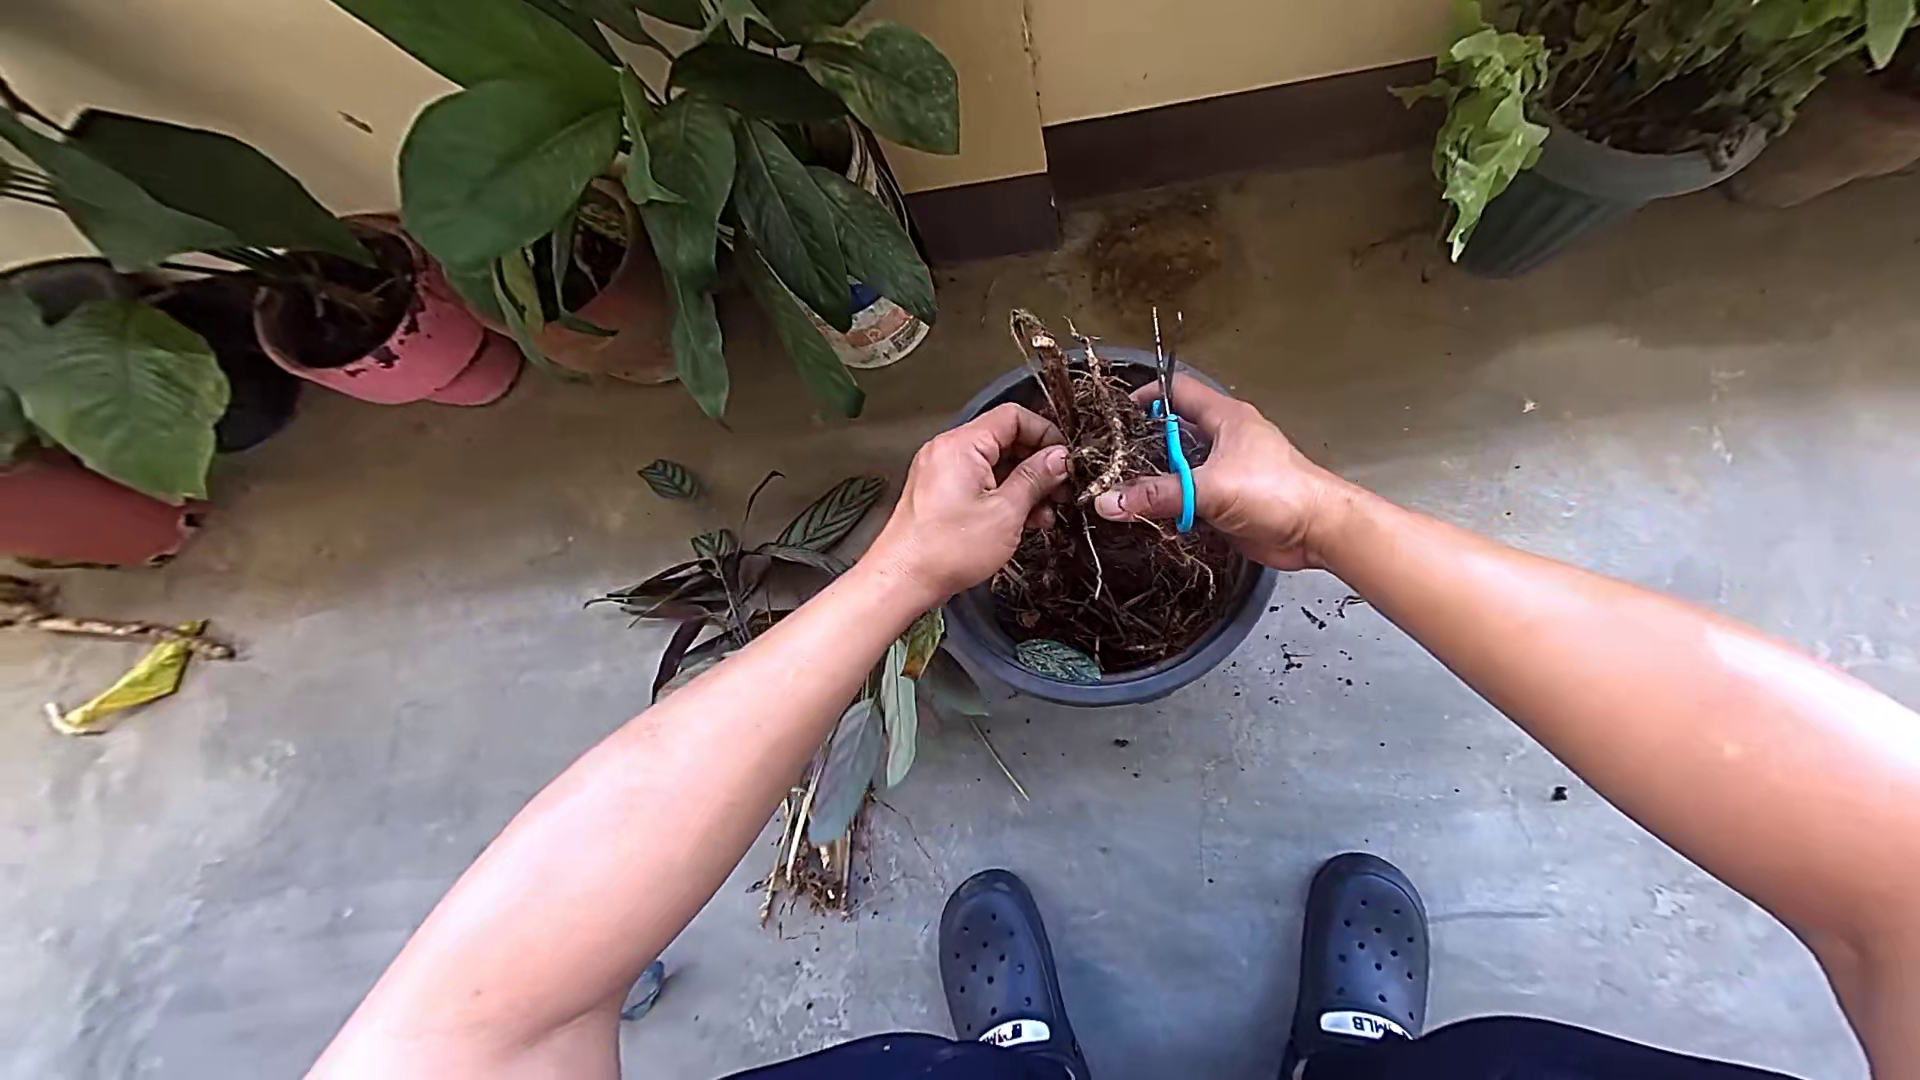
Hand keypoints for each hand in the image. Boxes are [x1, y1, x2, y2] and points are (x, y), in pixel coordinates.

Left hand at [863, 403, 1068, 602]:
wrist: (902, 580)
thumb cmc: (945, 550)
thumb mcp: (1006, 513)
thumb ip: (1036, 479)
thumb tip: (1059, 458)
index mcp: (962, 445)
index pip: (1013, 416)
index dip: (1045, 434)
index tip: (1064, 459)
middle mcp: (947, 451)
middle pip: (1005, 440)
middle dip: (1037, 465)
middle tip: (1061, 490)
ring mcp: (941, 472)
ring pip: (994, 465)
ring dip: (1023, 486)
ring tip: (1044, 513)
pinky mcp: (939, 493)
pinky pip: (979, 483)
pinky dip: (1002, 497)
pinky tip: (1022, 520)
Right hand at [1093, 376, 1351, 570]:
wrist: (1319, 533)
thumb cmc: (1280, 493)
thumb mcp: (1210, 488)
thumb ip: (1158, 494)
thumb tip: (1109, 502)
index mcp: (1224, 418)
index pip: (1177, 390)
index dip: (1146, 396)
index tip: (1115, 415)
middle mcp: (1222, 440)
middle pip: (1170, 432)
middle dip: (1140, 445)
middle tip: (1109, 459)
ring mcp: (1223, 471)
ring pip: (1176, 468)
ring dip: (1152, 479)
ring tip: (1119, 487)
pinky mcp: (1223, 500)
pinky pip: (1185, 496)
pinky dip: (1166, 504)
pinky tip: (1146, 512)